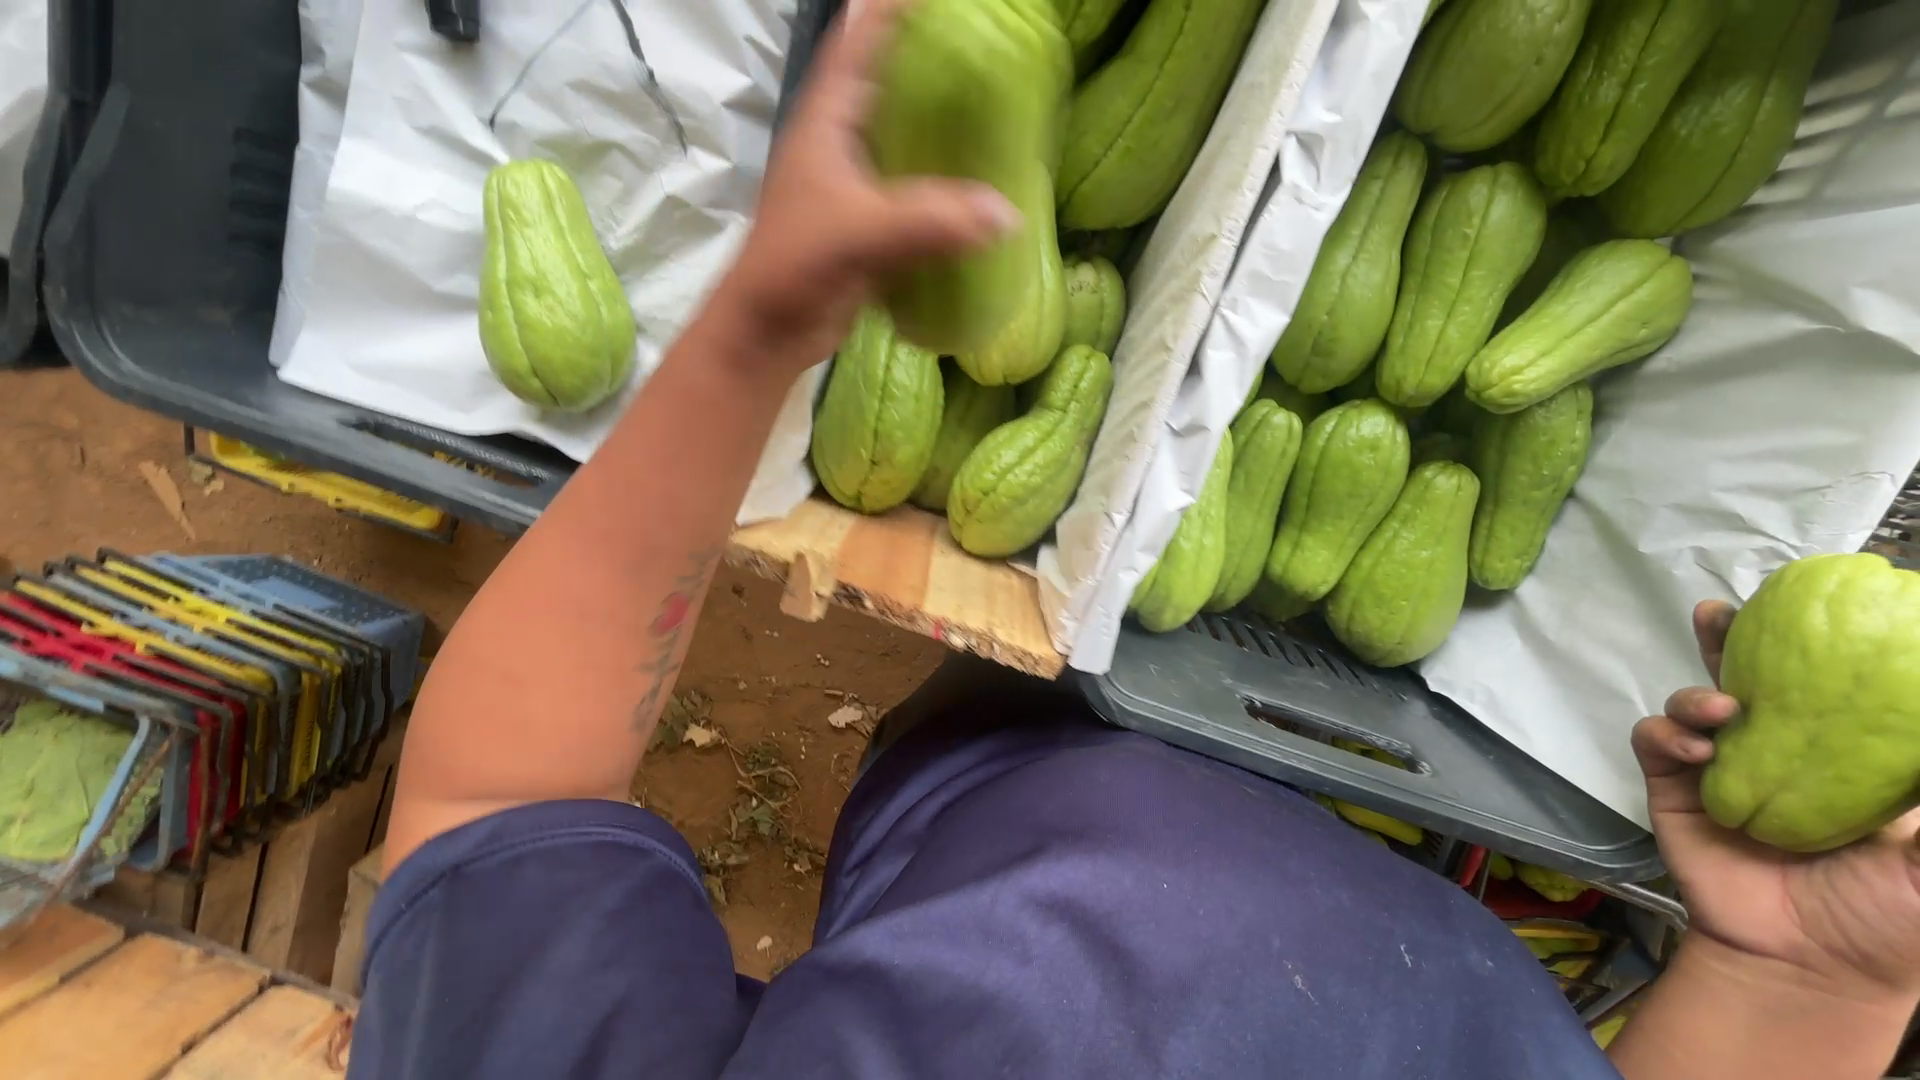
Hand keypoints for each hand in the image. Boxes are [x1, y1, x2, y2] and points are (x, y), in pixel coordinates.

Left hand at [708, 0, 1019, 375]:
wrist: (767, 335)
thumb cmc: (794, 270)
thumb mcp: (859, 234)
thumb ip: (930, 222)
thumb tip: (1007, 216)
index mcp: (826, 125)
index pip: (857, 45)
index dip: (889, 12)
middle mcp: (840, 148)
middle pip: (889, 90)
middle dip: (931, 72)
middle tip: (984, 58)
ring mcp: (854, 193)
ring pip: (905, 150)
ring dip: (941, 137)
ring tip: (993, 119)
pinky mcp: (868, 233)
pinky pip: (915, 202)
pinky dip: (944, 196)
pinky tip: (978, 196)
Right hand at [1631, 600, 1919, 1000]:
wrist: (1807, 960)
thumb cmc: (1895, 915)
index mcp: (1837, 758)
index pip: (1821, 689)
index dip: (1809, 648)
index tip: (1805, 612)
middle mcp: (1775, 751)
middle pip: (1745, 678)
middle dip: (1729, 640)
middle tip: (1719, 612)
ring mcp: (1717, 766)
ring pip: (1692, 702)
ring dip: (1696, 691)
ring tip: (1719, 707)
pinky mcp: (1672, 784)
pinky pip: (1654, 739)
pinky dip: (1667, 734)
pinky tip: (1694, 751)